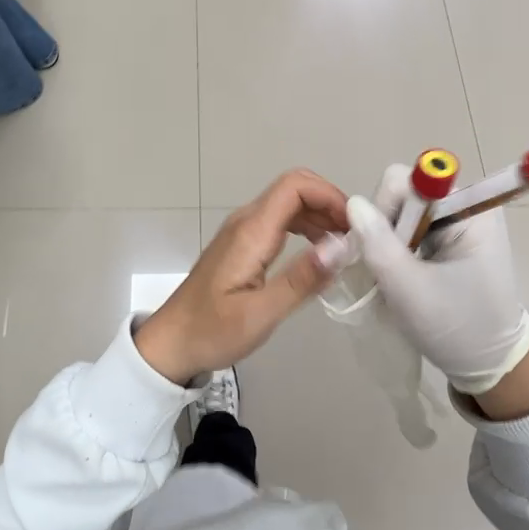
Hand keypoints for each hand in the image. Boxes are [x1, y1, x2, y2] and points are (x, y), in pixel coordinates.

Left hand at [135, 170, 349, 384]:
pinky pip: (279, 221)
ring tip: (346, 248)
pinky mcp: (243, 245)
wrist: (171, 343)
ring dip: (320, 216)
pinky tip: (320, 255)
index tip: (356, 226)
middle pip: (294, 188)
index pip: (294, 186)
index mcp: (250, 232)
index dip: (330, 196)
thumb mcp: (261, 314)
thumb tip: (340, 248)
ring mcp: (242, 231)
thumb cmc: (213, 332)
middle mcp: (246, 221)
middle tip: (357, 238)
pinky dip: (305, 228)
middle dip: (330, 204)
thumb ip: (301, 280)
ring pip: (288, 203)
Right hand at [346, 163, 528, 394]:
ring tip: (396, 276)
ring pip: (403, 210)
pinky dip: (399, 248)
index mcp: (471, 210)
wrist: (489, 366)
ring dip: (390, 240)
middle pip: (404, 192)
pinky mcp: (452, 238)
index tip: (384, 246)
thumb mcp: (408, 289)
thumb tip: (353, 202)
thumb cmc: (456, 326)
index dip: (386, 207)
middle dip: (387, 227)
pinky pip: (412, 226)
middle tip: (388, 268)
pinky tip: (402, 275)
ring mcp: (459, 222)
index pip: (409, 180)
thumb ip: (377, 243)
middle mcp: (467, 206)